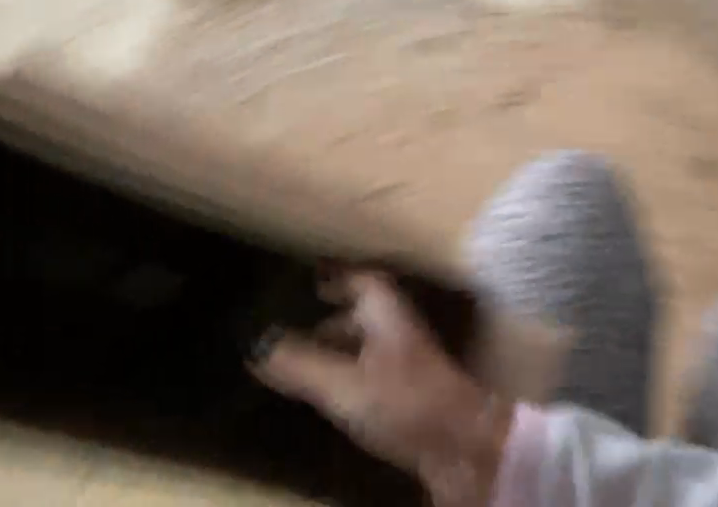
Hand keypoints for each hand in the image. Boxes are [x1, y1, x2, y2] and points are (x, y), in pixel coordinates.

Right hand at [252, 271, 513, 506]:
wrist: (461, 443)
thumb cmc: (403, 400)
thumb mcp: (342, 383)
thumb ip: (299, 364)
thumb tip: (255, 344)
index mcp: (386, 310)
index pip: (361, 278)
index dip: (338, 274)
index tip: (311, 275)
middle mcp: (399, 327)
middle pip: (365, 310)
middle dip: (334, 312)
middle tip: (299, 319)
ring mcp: (408, 359)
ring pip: (369, 340)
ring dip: (342, 343)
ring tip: (307, 357)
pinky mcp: (411, 391)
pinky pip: (374, 368)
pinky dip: (352, 370)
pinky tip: (334, 390)